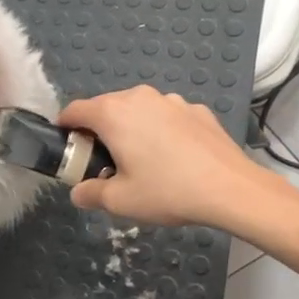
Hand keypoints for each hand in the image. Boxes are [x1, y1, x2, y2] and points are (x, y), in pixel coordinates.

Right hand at [58, 86, 288, 231]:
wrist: (232, 190)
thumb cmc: (168, 191)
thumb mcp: (120, 201)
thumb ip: (90, 194)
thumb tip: (78, 193)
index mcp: (112, 113)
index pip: (74, 110)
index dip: (66, 129)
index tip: (70, 150)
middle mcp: (138, 97)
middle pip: (106, 108)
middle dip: (100, 131)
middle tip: (106, 163)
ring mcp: (172, 100)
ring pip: (139, 110)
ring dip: (132, 129)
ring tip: (145, 161)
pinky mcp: (197, 110)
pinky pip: (167, 117)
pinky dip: (163, 131)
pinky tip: (176, 158)